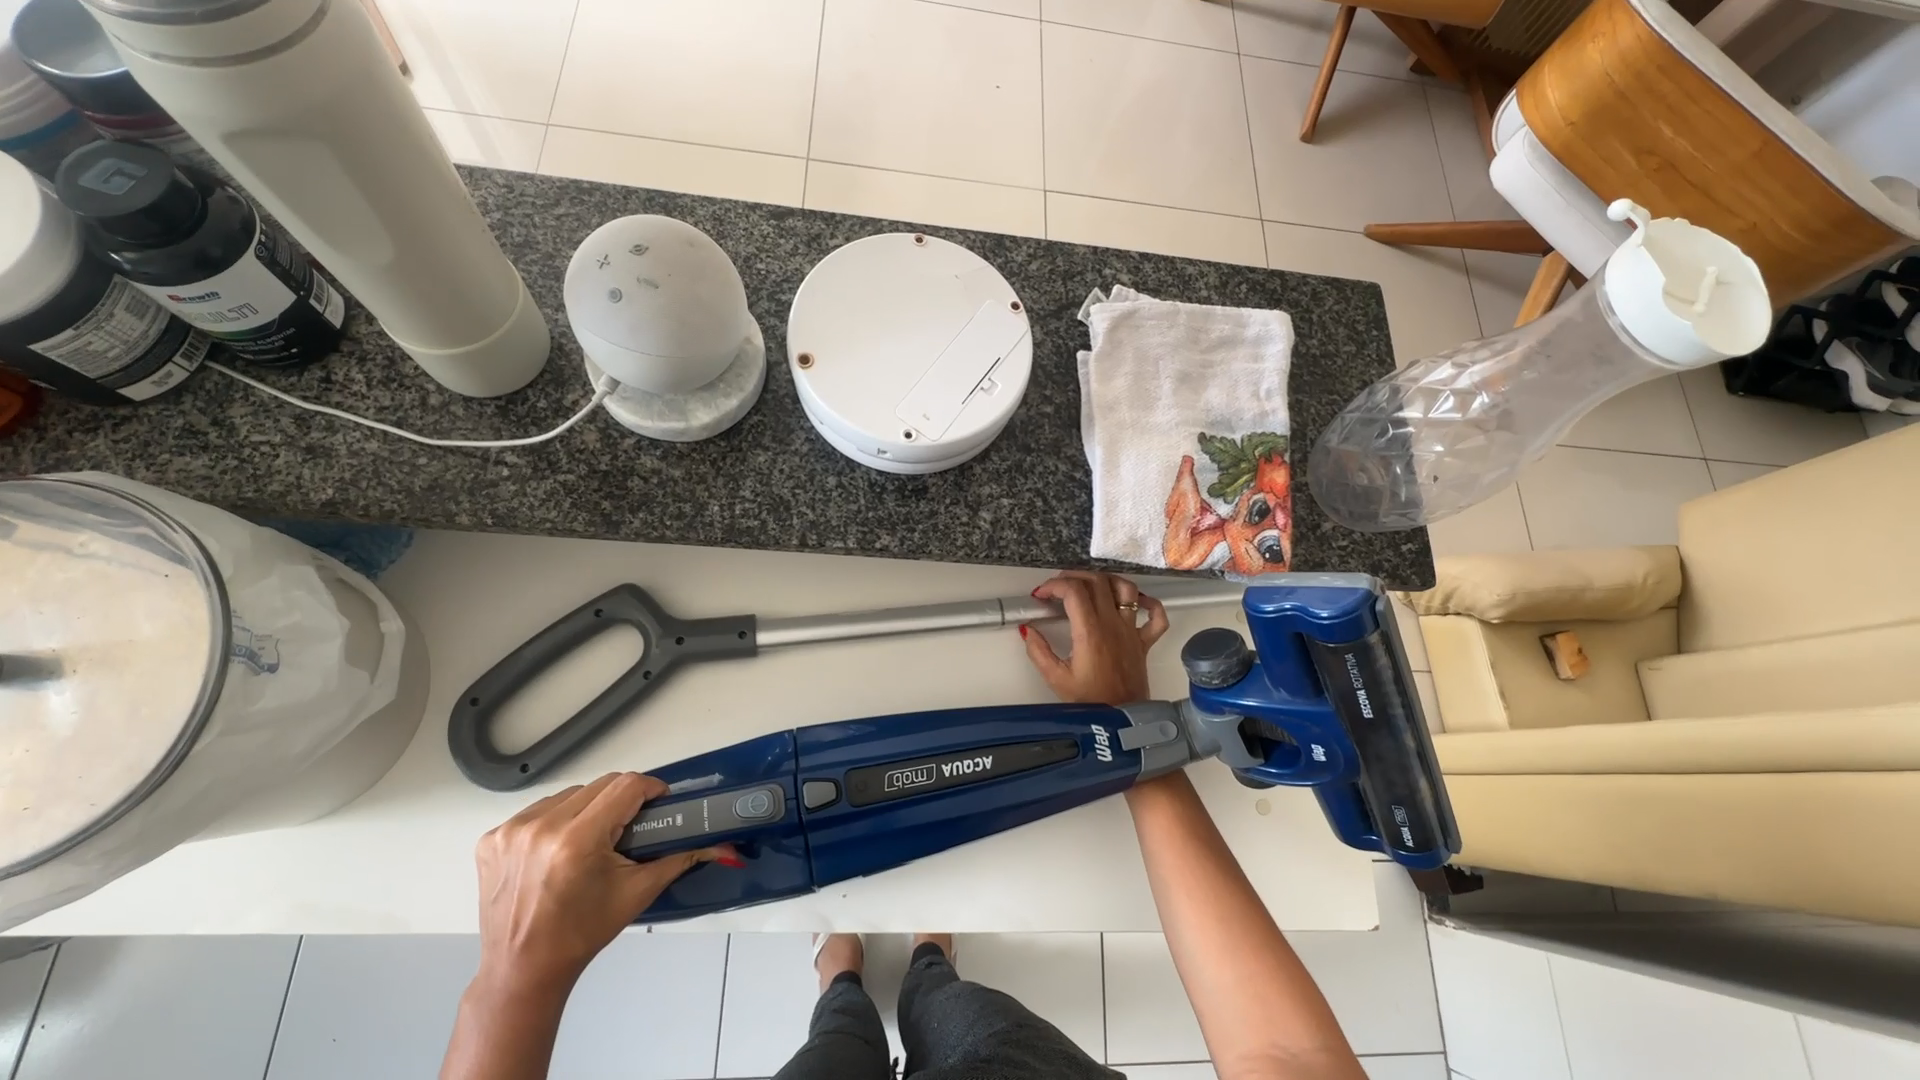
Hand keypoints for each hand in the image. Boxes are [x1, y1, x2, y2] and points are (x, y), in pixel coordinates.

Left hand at [472, 772, 732, 988]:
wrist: (523, 969)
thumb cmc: (583, 933)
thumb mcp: (637, 892)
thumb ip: (680, 857)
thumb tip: (722, 844)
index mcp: (577, 842)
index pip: (626, 786)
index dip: (650, 789)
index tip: (659, 802)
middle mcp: (540, 828)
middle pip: (599, 786)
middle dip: (621, 801)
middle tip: (630, 827)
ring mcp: (510, 832)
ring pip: (569, 794)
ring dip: (588, 808)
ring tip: (593, 840)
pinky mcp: (491, 839)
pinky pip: (538, 810)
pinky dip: (556, 821)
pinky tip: (559, 849)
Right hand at [1022, 571, 1169, 704]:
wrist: (1123, 720)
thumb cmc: (1091, 702)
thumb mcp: (1056, 679)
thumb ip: (1038, 651)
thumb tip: (1027, 630)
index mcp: (1090, 633)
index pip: (1074, 590)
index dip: (1054, 585)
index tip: (1042, 594)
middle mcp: (1113, 625)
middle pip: (1096, 582)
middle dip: (1073, 576)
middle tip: (1057, 587)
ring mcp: (1132, 631)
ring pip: (1125, 589)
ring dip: (1106, 580)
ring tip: (1089, 585)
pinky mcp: (1144, 641)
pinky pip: (1156, 615)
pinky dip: (1148, 602)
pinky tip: (1135, 600)